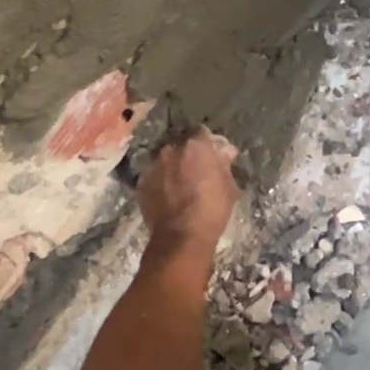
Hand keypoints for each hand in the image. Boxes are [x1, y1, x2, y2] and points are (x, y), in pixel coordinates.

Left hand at [137, 127, 239, 256]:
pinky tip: (167, 198)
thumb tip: (225, 151)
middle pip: (181, 147)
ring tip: (179, 187)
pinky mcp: (141, 184)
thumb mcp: (229, 186)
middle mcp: (171, 150)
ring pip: (165, 162)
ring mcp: (153, 166)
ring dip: (172, 169)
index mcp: (196, 146)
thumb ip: (224, 164)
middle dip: (188, 156)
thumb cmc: (212, 209)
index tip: (212, 156)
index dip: (208, 144)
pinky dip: (160, 184)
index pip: (202, 133)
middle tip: (196, 173)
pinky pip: (154, 178)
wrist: (181, 236)